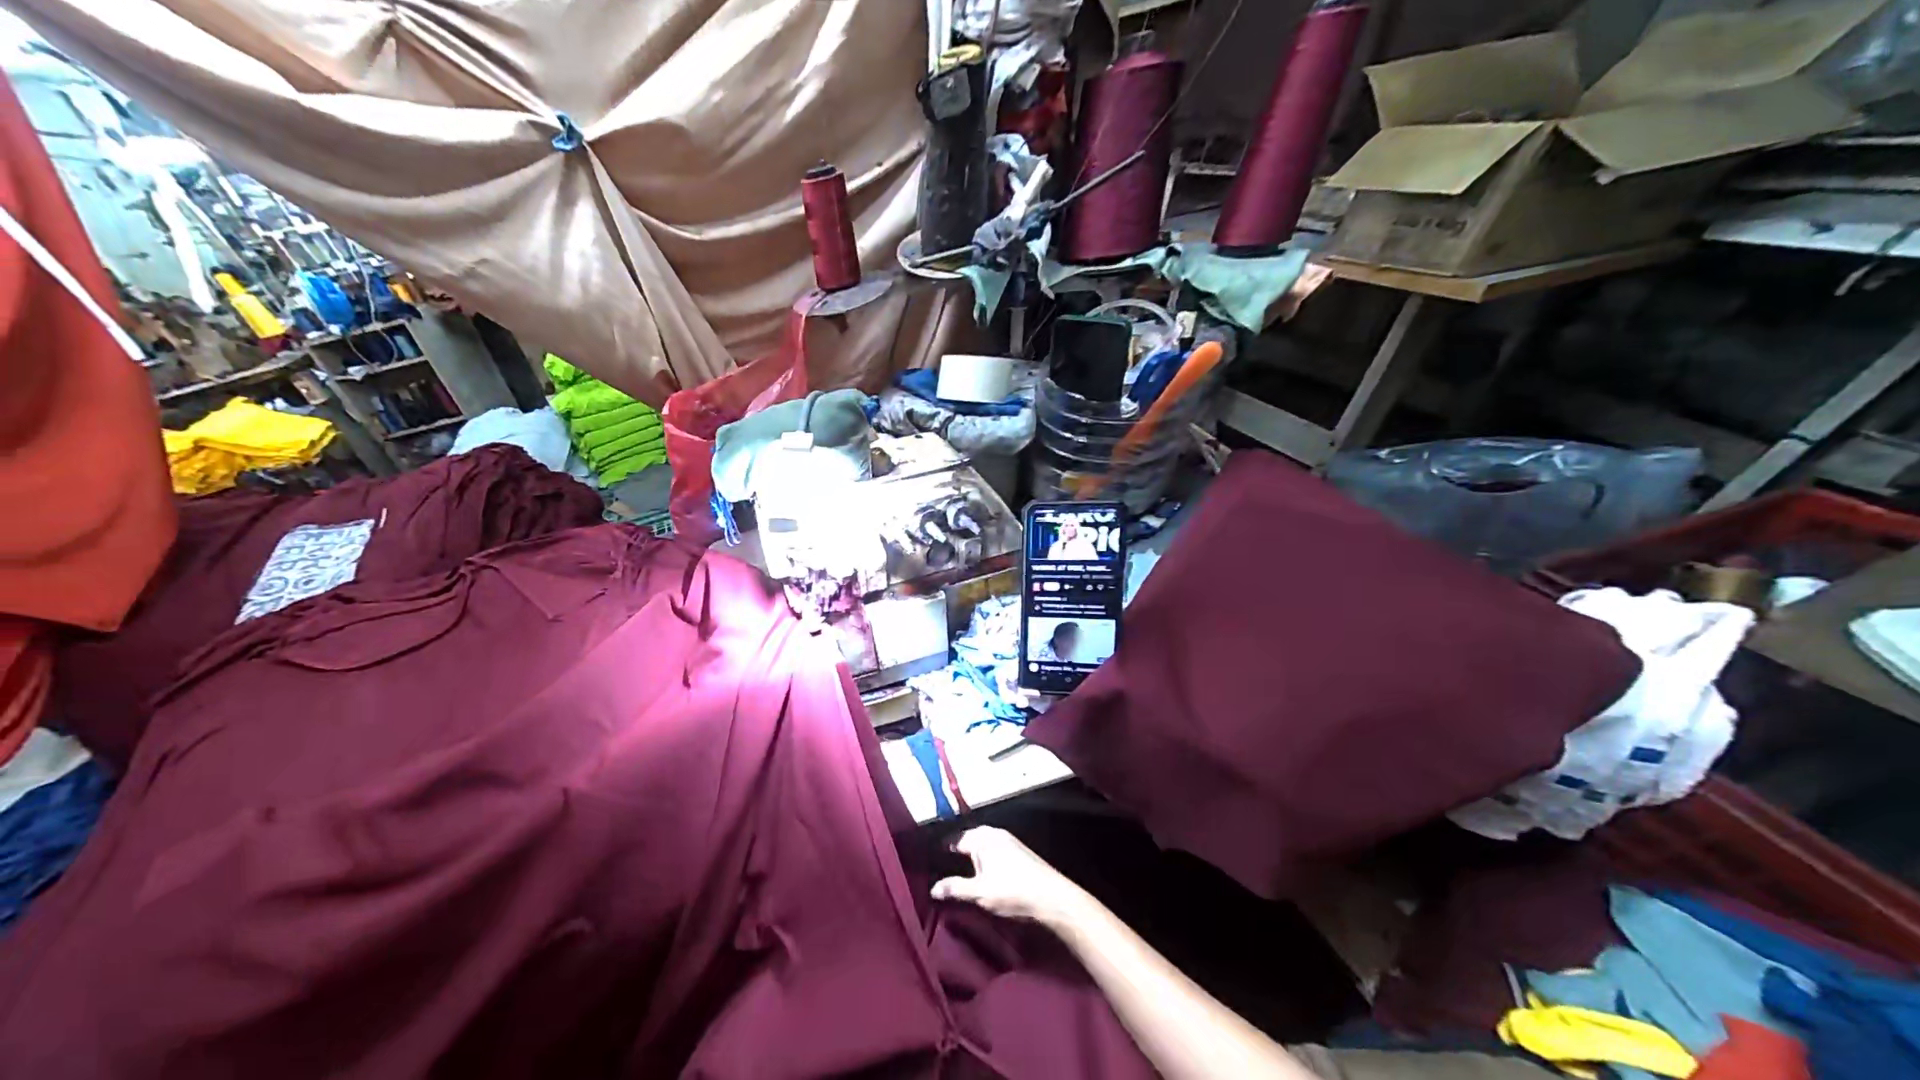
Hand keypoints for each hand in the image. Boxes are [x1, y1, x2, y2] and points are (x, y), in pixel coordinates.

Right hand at [931, 826, 1089, 928]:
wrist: (1051, 895)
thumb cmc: (1012, 891)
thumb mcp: (979, 892)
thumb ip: (955, 888)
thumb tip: (932, 888)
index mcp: (982, 838)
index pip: (956, 838)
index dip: (944, 846)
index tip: (933, 854)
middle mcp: (995, 833)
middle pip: (971, 835)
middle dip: (960, 843)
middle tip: (946, 855)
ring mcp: (1010, 840)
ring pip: (985, 839)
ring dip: (974, 847)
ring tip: (964, 861)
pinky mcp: (1020, 850)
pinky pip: (995, 845)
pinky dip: (986, 852)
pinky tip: (986, 865)